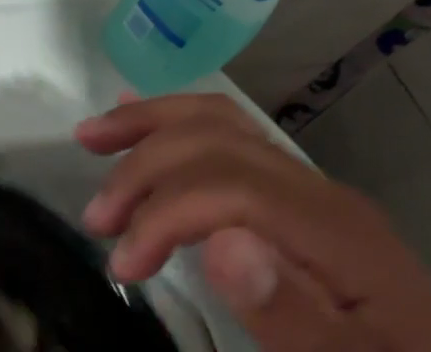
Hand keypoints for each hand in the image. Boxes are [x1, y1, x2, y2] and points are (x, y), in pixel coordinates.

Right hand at [77, 94, 430, 351]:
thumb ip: (297, 318)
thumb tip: (224, 240)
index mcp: (339, 233)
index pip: (231, 185)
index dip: (164, 210)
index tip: (123, 264)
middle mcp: (321, 193)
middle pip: (217, 142)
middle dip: (144, 169)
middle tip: (96, 220)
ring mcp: (310, 189)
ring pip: (219, 122)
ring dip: (149, 125)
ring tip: (91, 138)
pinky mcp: (296, 199)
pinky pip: (230, 135)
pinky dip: (175, 120)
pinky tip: (139, 111)